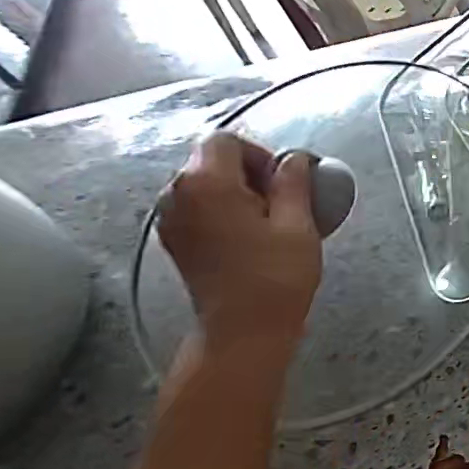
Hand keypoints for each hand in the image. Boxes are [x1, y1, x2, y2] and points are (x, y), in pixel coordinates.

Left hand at [157, 132, 321, 348]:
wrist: (243, 327)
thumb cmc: (276, 274)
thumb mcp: (298, 224)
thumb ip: (294, 183)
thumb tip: (295, 158)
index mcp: (205, 184)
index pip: (226, 141)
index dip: (261, 153)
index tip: (286, 182)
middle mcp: (176, 194)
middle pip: (212, 160)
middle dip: (250, 173)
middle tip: (286, 204)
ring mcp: (170, 217)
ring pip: (205, 184)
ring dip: (238, 192)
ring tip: (270, 222)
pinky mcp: (175, 238)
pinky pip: (199, 207)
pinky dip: (225, 210)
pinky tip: (251, 237)